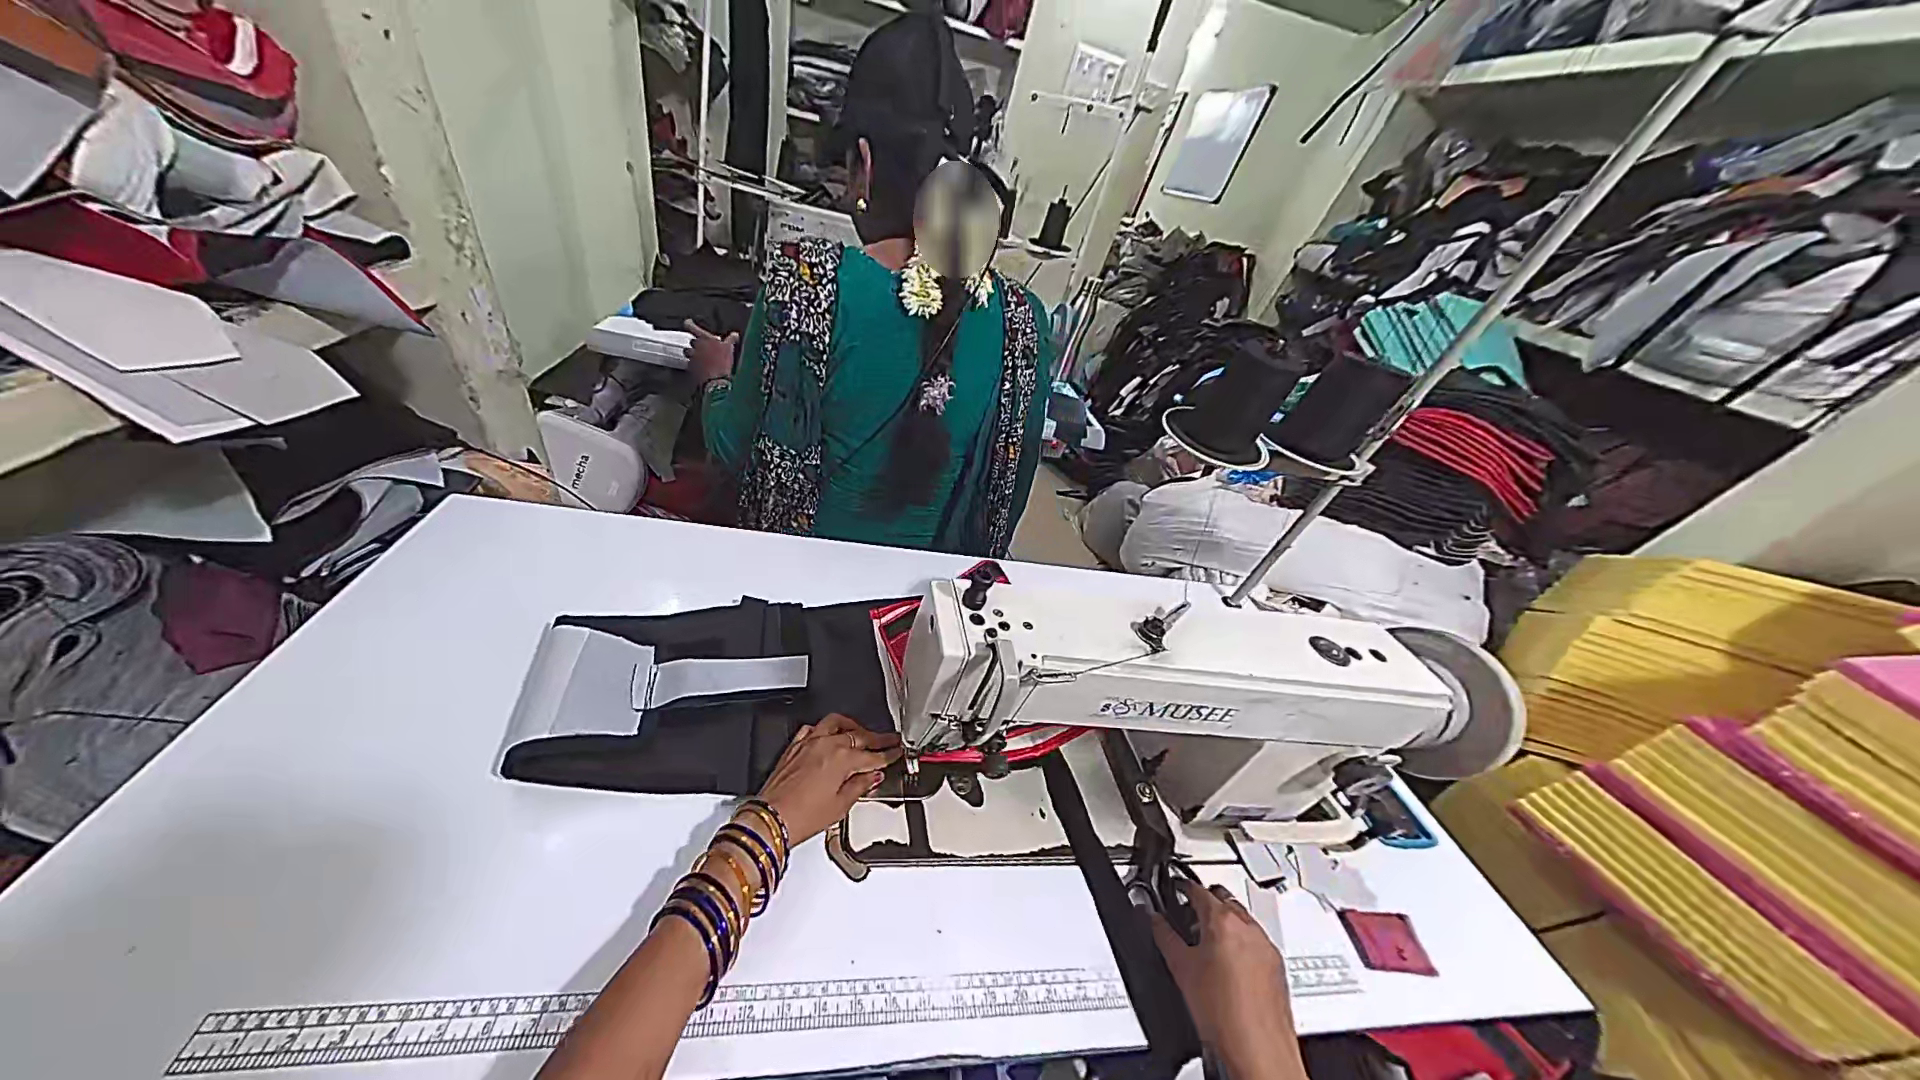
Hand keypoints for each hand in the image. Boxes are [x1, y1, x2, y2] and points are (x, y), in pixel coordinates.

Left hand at [685, 321, 738, 386]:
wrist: (716, 379)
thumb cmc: (722, 362)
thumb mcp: (729, 348)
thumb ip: (731, 339)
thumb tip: (735, 335)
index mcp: (704, 338)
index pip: (691, 327)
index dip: (689, 324)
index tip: (689, 323)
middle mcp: (696, 346)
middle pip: (691, 341)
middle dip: (696, 343)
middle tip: (703, 347)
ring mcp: (692, 357)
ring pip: (688, 352)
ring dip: (693, 353)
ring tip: (701, 357)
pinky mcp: (691, 367)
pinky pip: (690, 363)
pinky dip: (694, 364)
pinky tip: (701, 367)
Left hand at [754, 715, 900, 845]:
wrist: (771, 819)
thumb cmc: (801, 816)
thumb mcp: (840, 806)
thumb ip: (860, 786)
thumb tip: (871, 777)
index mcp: (842, 759)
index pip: (873, 755)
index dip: (888, 754)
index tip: (896, 752)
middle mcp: (826, 745)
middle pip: (859, 736)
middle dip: (877, 738)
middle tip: (888, 740)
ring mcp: (809, 743)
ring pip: (836, 723)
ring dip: (852, 726)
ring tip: (861, 731)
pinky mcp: (795, 747)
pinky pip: (813, 728)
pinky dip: (825, 729)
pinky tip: (828, 734)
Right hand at [1152, 881, 1304, 1079]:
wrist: (1259, 1055)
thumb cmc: (1225, 1018)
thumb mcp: (1181, 969)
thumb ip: (1164, 935)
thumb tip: (1155, 920)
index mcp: (1223, 921)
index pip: (1198, 890)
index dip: (1181, 889)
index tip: (1174, 893)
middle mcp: (1249, 928)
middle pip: (1222, 899)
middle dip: (1205, 904)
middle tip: (1188, 919)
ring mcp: (1266, 948)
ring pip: (1241, 920)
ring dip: (1224, 924)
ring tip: (1207, 947)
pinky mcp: (1277, 967)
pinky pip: (1256, 941)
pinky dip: (1241, 944)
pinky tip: (1228, 968)